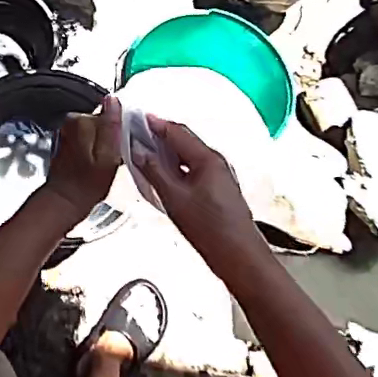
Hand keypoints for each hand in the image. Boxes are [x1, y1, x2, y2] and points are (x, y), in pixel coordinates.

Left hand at [44, 95, 121, 220]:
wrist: (66, 199)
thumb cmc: (86, 183)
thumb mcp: (108, 155)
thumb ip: (111, 125)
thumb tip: (113, 101)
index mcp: (82, 121)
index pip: (110, 112)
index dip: (120, 128)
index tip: (123, 142)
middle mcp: (71, 123)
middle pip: (102, 120)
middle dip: (111, 135)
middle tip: (114, 155)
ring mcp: (67, 132)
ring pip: (95, 130)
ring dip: (102, 142)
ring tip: (105, 161)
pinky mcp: (67, 142)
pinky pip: (87, 139)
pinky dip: (93, 148)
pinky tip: (96, 162)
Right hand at [129, 114, 266, 271]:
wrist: (239, 258)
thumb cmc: (212, 229)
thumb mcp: (173, 197)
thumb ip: (153, 170)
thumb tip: (140, 153)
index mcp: (207, 159)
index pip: (177, 131)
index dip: (155, 124)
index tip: (138, 118)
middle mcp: (216, 164)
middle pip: (184, 141)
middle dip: (161, 135)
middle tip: (139, 134)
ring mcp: (219, 177)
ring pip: (188, 155)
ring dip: (167, 151)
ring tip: (147, 154)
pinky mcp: (218, 190)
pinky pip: (193, 168)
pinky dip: (176, 166)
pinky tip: (165, 175)